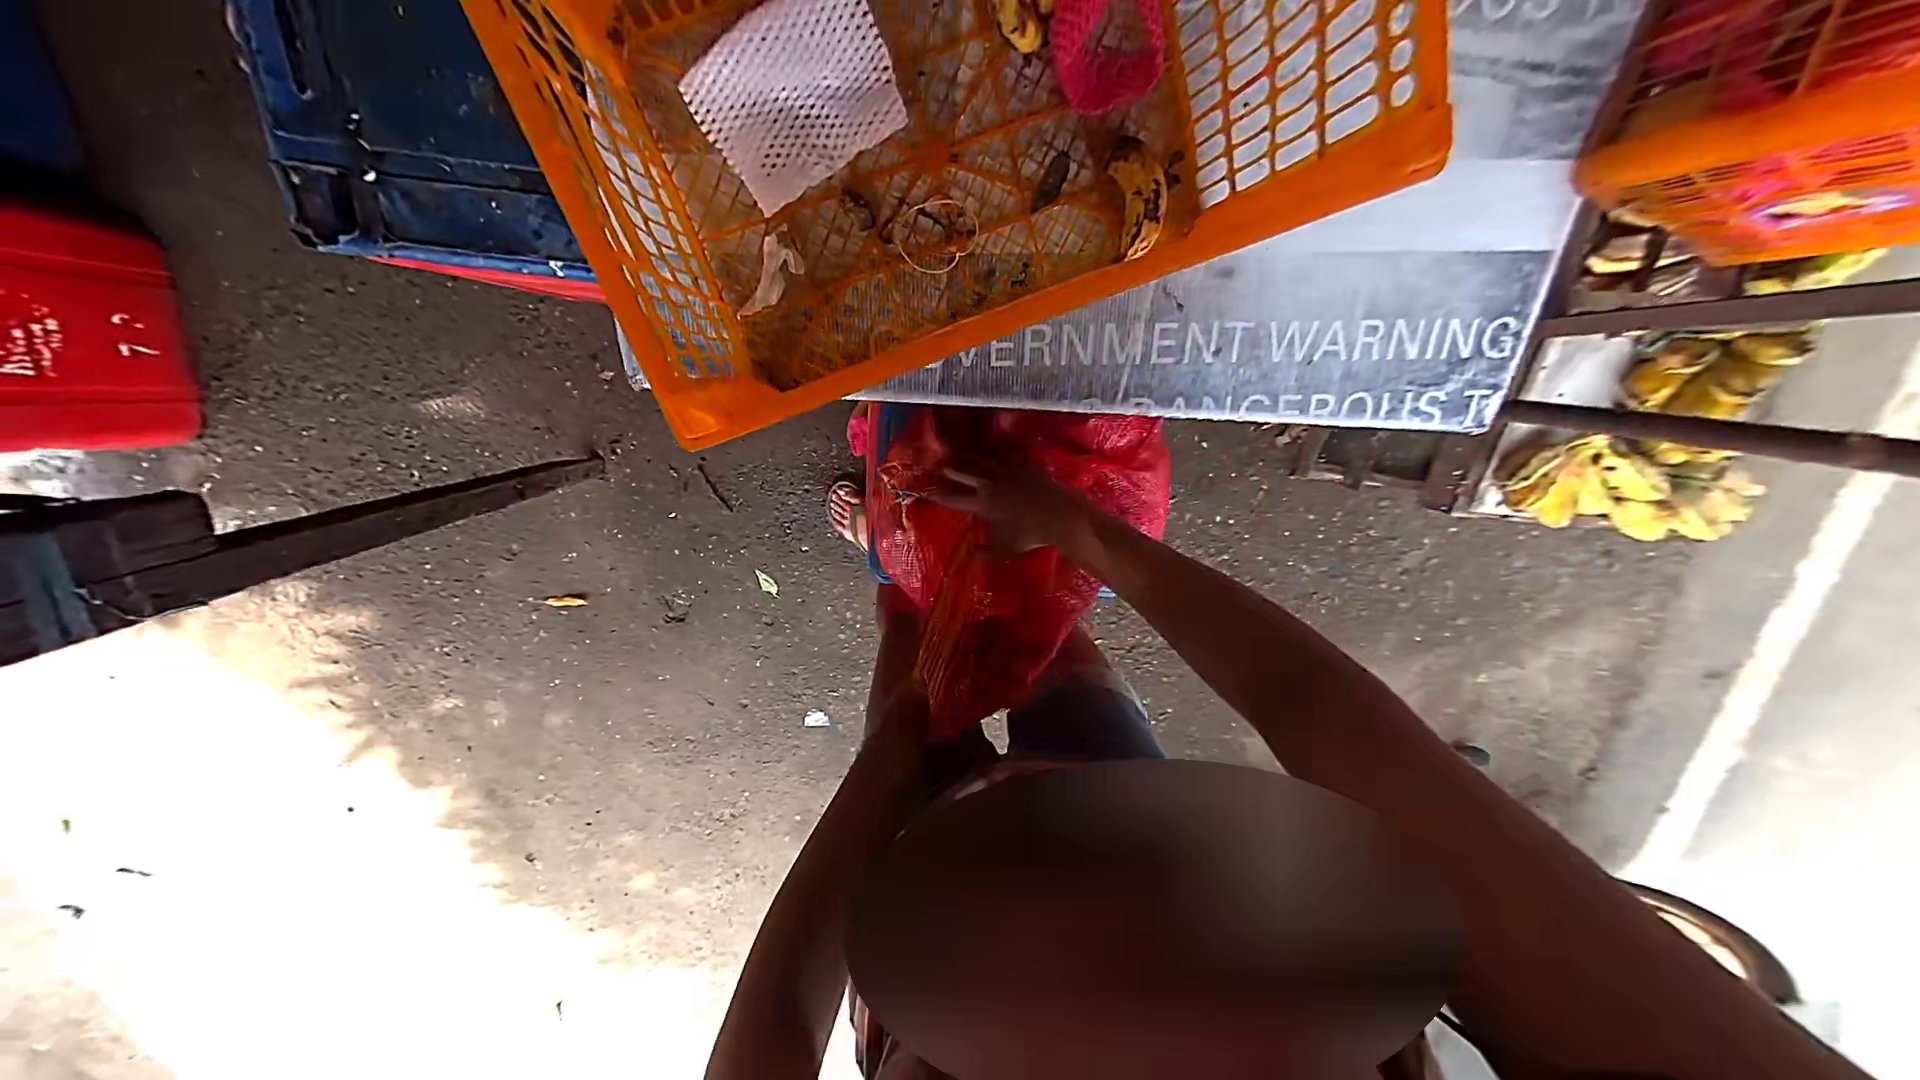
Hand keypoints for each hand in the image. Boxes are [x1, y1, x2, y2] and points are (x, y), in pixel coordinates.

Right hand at [923, 459, 1092, 555]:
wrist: (1059, 515)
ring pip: (981, 459)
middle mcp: (990, 483)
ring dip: (968, 456)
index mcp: (982, 504)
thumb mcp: (1005, 550)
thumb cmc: (1030, 536)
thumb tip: (971, 555)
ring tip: (959, 453)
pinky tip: (992, 445)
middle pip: (962, 472)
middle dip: (947, 469)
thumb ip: (986, 552)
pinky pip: (1005, 452)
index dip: (937, 493)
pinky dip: (996, 449)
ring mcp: (1007, 470)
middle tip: (936, 465)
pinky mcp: (1023, 463)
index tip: (926, 489)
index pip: (953, 498)